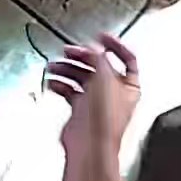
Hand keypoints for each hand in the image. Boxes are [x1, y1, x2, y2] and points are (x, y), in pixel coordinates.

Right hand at [45, 34, 141, 163]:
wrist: (89, 144)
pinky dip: (60, 84)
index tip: (99, 36)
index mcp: (128, 86)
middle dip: (81, 56)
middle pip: (97, 67)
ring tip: (53, 66)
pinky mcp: (80, 109)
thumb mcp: (103, 78)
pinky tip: (52, 82)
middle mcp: (113, 92)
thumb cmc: (103, 119)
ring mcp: (96, 101)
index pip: (126, 58)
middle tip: (67, 50)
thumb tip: (93, 48)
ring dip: (66, 69)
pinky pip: (69, 91)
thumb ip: (98, 59)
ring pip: (81, 77)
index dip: (114, 45)